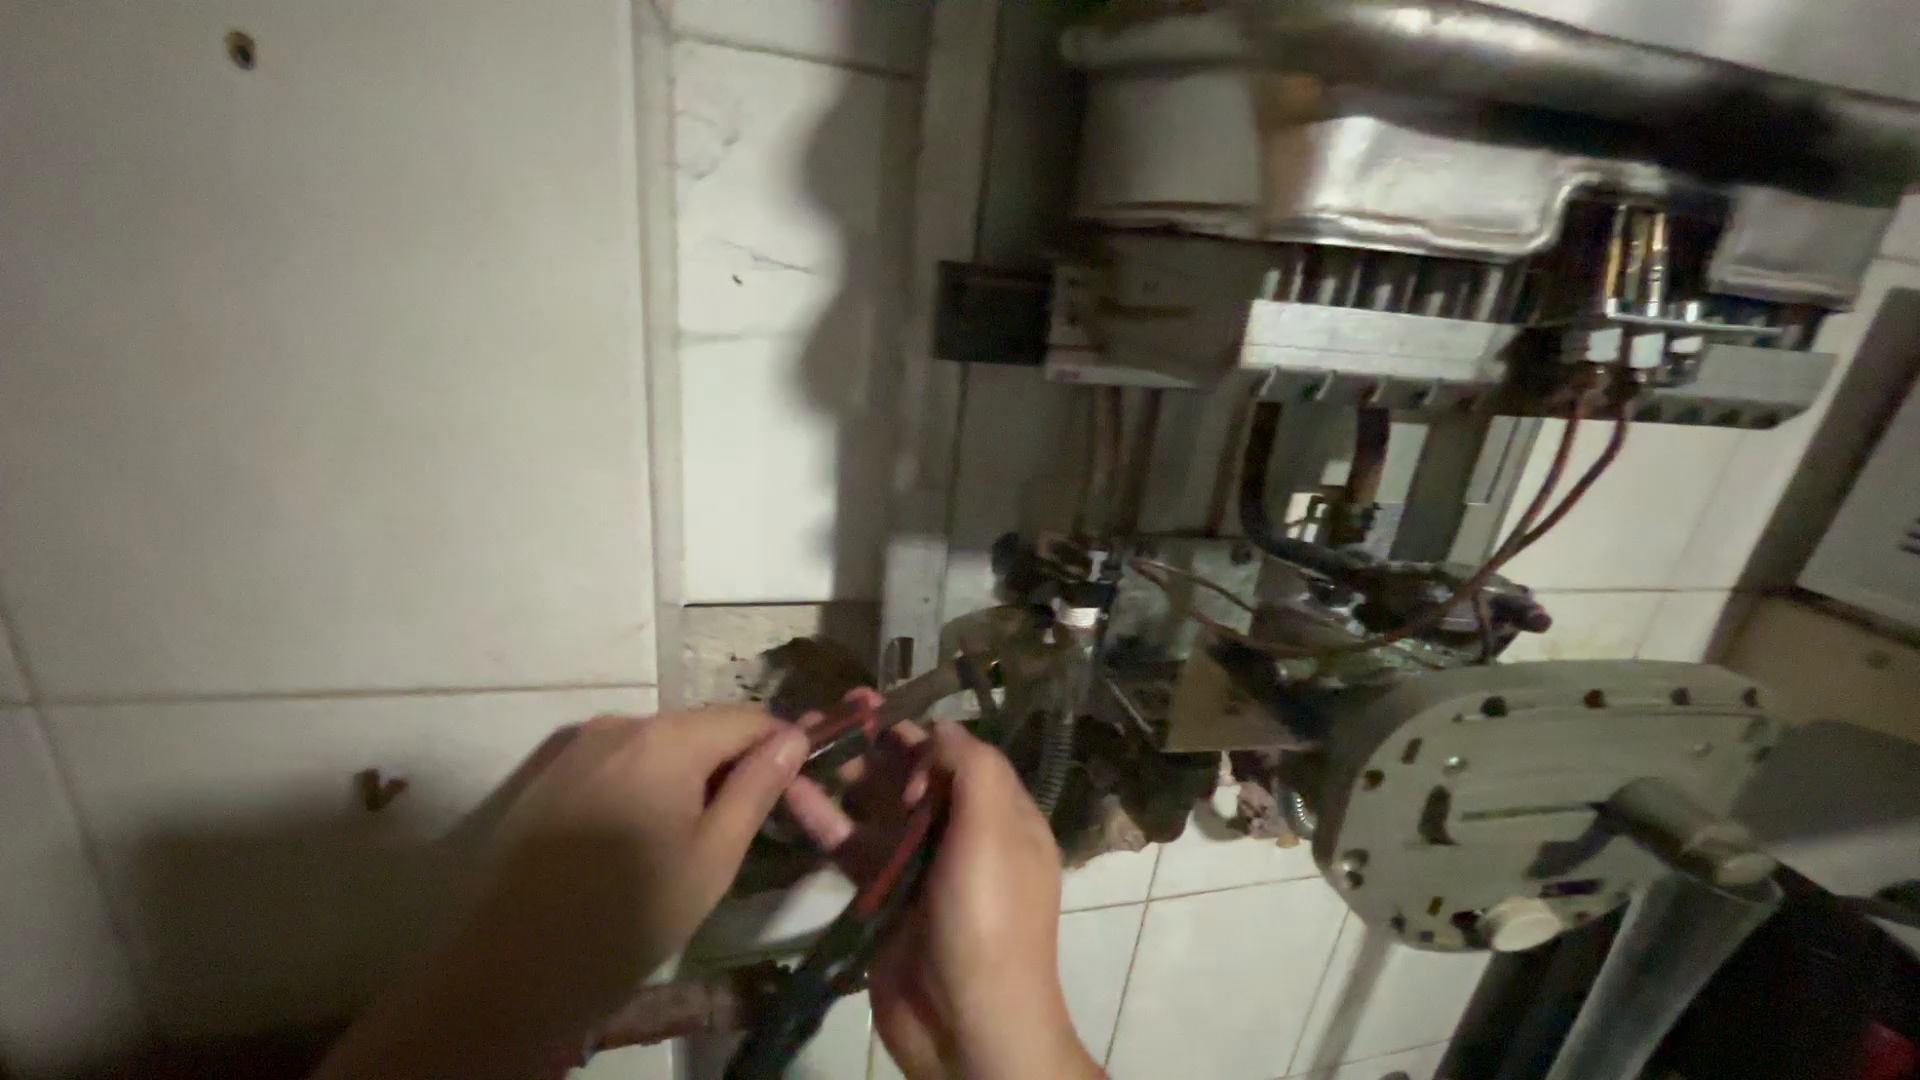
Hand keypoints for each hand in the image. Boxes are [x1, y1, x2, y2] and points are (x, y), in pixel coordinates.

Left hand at [314, 706, 806, 1079]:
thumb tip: (794, 738)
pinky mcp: (548, 774)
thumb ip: (757, 787)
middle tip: (747, 822)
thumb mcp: (712, 858)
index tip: (796, 790)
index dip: (782, 748)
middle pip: (703, 727)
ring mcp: (577, 746)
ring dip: (689, 774)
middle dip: (733, 763)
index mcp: (667, 739)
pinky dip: (647, 783)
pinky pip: (620, 762)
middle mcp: (620, 724)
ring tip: (693, 835)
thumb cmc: (625, 919)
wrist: (501, 979)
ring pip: (661, 745)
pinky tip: (640, 835)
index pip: (749, 718)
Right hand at [785, 717, 1102, 1079]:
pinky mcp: (880, 894)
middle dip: (878, 743)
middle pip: (915, 776)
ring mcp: (918, 864)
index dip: (923, 737)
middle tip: (834, 711)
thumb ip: (973, 769)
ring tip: (804, 739)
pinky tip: (791, 790)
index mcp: (1000, 815)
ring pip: (878, 805)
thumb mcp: (994, 833)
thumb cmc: (988, 918)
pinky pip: (852, 845)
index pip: (959, 757)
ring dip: (846, 773)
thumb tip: (940, 727)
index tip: (886, 725)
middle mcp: (961, 833)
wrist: (966, 1029)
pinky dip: (824, 817)